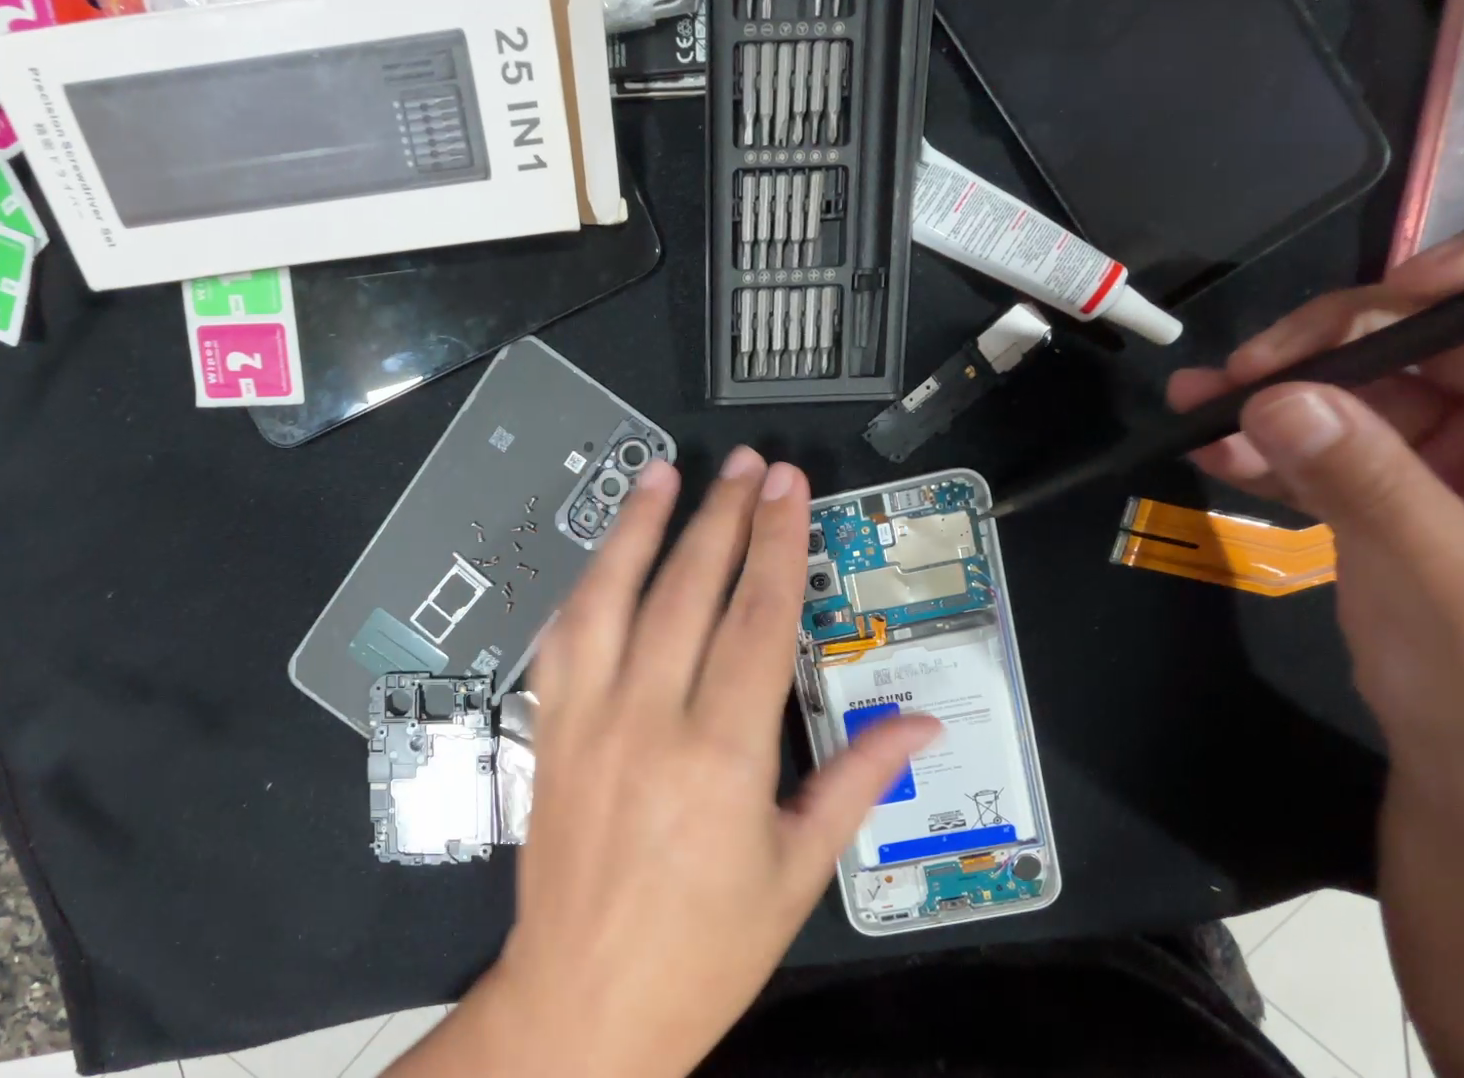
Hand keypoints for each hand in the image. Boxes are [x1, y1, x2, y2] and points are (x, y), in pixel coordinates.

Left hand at [389, 448, 937, 1077]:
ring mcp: (585, 720)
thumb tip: (916, 726)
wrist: (586, 998)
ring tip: (662, 476)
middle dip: (722, 517)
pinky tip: (600, 557)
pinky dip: (583, 589)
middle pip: (687, 591)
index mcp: (721, 756)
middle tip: (746, 465)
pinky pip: (561, 642)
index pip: (757, 620)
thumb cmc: (701, 951)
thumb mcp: (795, 873)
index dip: (777, 545)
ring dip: (637, 529)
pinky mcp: (547, 731)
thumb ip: (853, 782)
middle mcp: (646, 722)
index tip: (789, 490)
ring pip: (609, 598)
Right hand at [1168, 206, 1463, 1077]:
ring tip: (1202, 399)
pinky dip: (1275, 445)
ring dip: (1287, 393)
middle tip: (1252, 369)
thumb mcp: (1451, 588)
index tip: (1399, 295)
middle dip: (1348, 342)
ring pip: (1386, 389)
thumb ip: (1365, 485)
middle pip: (1463, 336)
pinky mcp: (1416, 495)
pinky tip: (1212, 445)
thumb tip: (1273, 401)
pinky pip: (1343, 446)